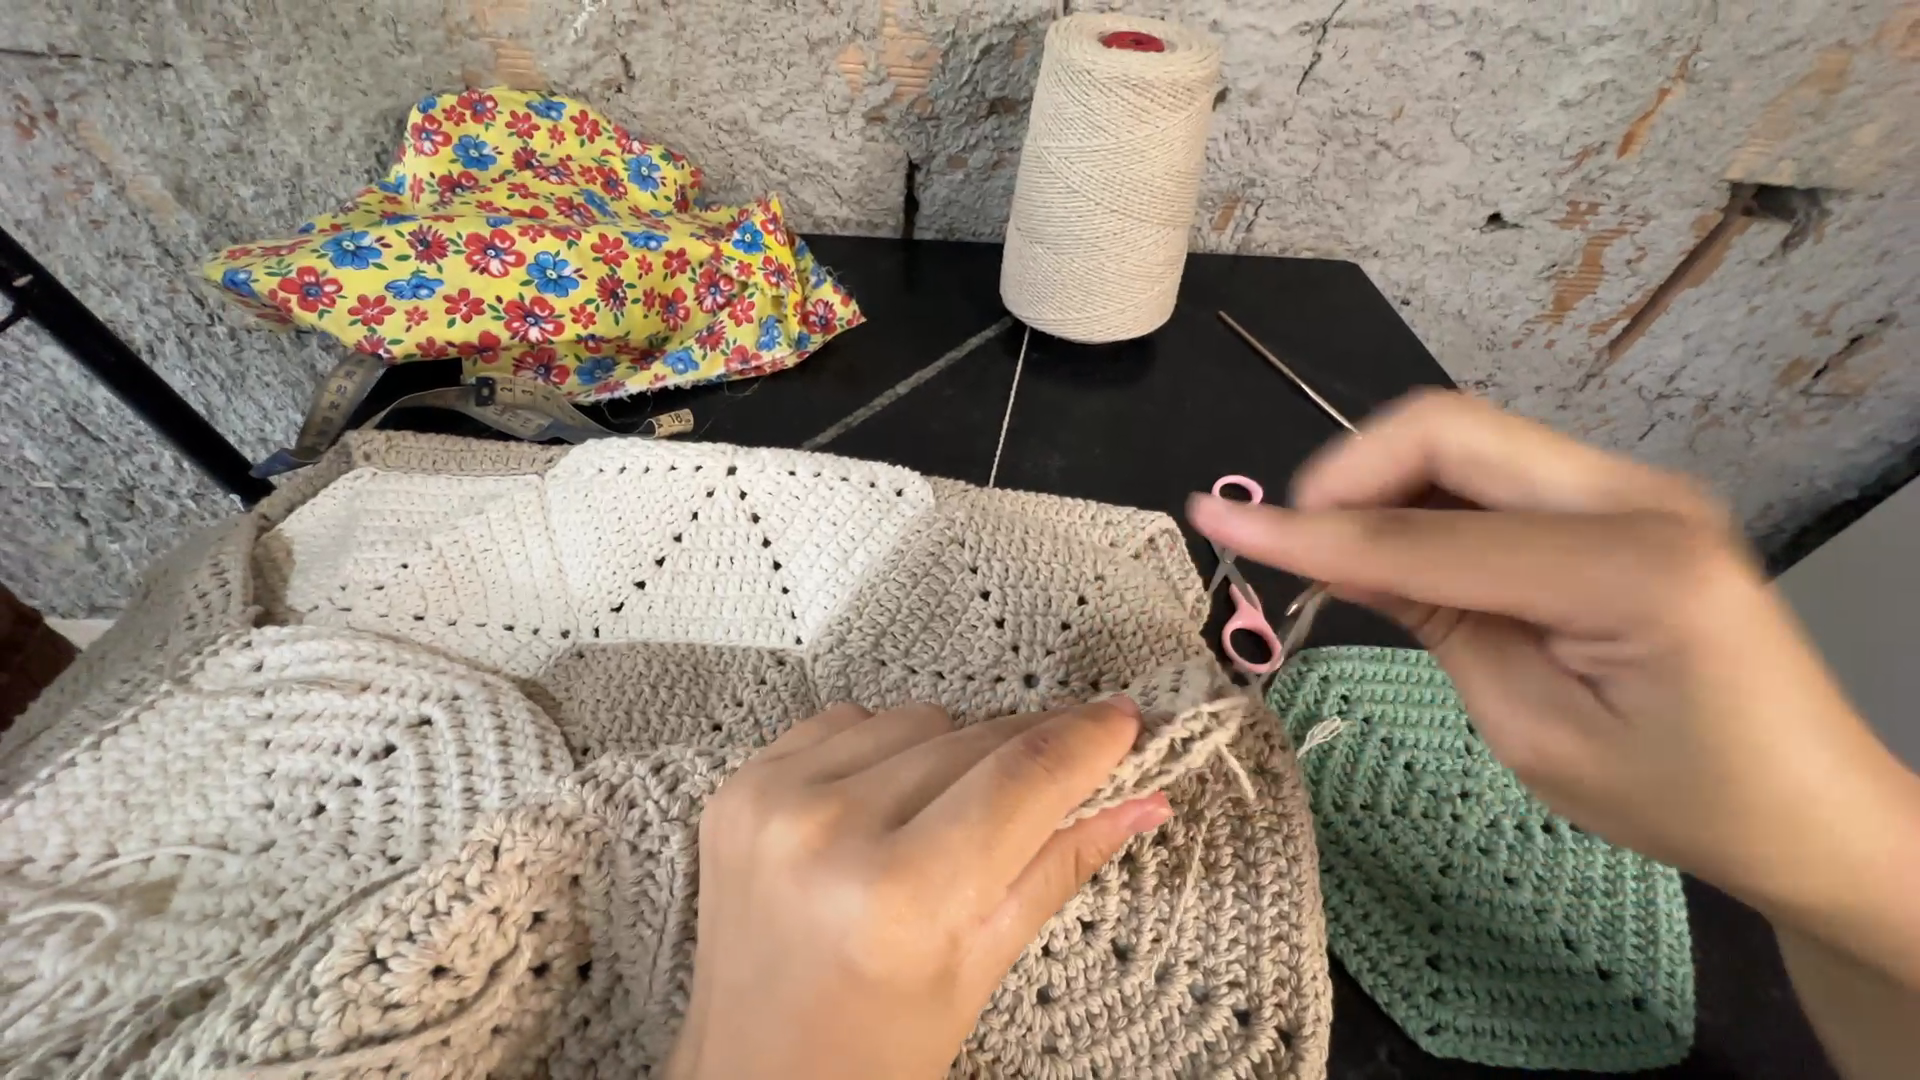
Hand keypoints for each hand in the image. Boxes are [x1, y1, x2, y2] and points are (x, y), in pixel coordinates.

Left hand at [665, 699, 1171, 1079]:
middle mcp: (827, 832)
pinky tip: (881, 806)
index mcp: (900, 899)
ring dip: (952, 752)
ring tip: (942, 819)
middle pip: (974, 740)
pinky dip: (885, 750)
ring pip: (918, 718)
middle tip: (1061, 765)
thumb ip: (1062, 863)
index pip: (1020, 780)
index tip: (1125, 717)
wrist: (749, 1076)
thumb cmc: (876, 1050)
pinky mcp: (740, 782)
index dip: (1084, 738)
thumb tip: (1142, 797)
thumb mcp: (982, 966)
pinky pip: (849, 721)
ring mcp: (772, 798)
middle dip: (1031, 748)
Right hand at [1186, 390, 1919, 984]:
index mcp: (1627, 568)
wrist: (1810, 809)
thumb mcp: (1526, 726)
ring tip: (1331, 546)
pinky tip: (1390, 544)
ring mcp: (1626, 484)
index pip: (1421, 533)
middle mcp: (1633, 494)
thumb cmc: (1672, 796)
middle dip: (1342, 473)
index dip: (1306, 531)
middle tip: (1290, 537)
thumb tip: (1329, 555)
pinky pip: (1481, 466)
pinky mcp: (1609, 495)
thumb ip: (1430, 617)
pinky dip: (1412, 493)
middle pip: (1444, 426)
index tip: (1214, 522)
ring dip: (1373, 478)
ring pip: (1457, 434)